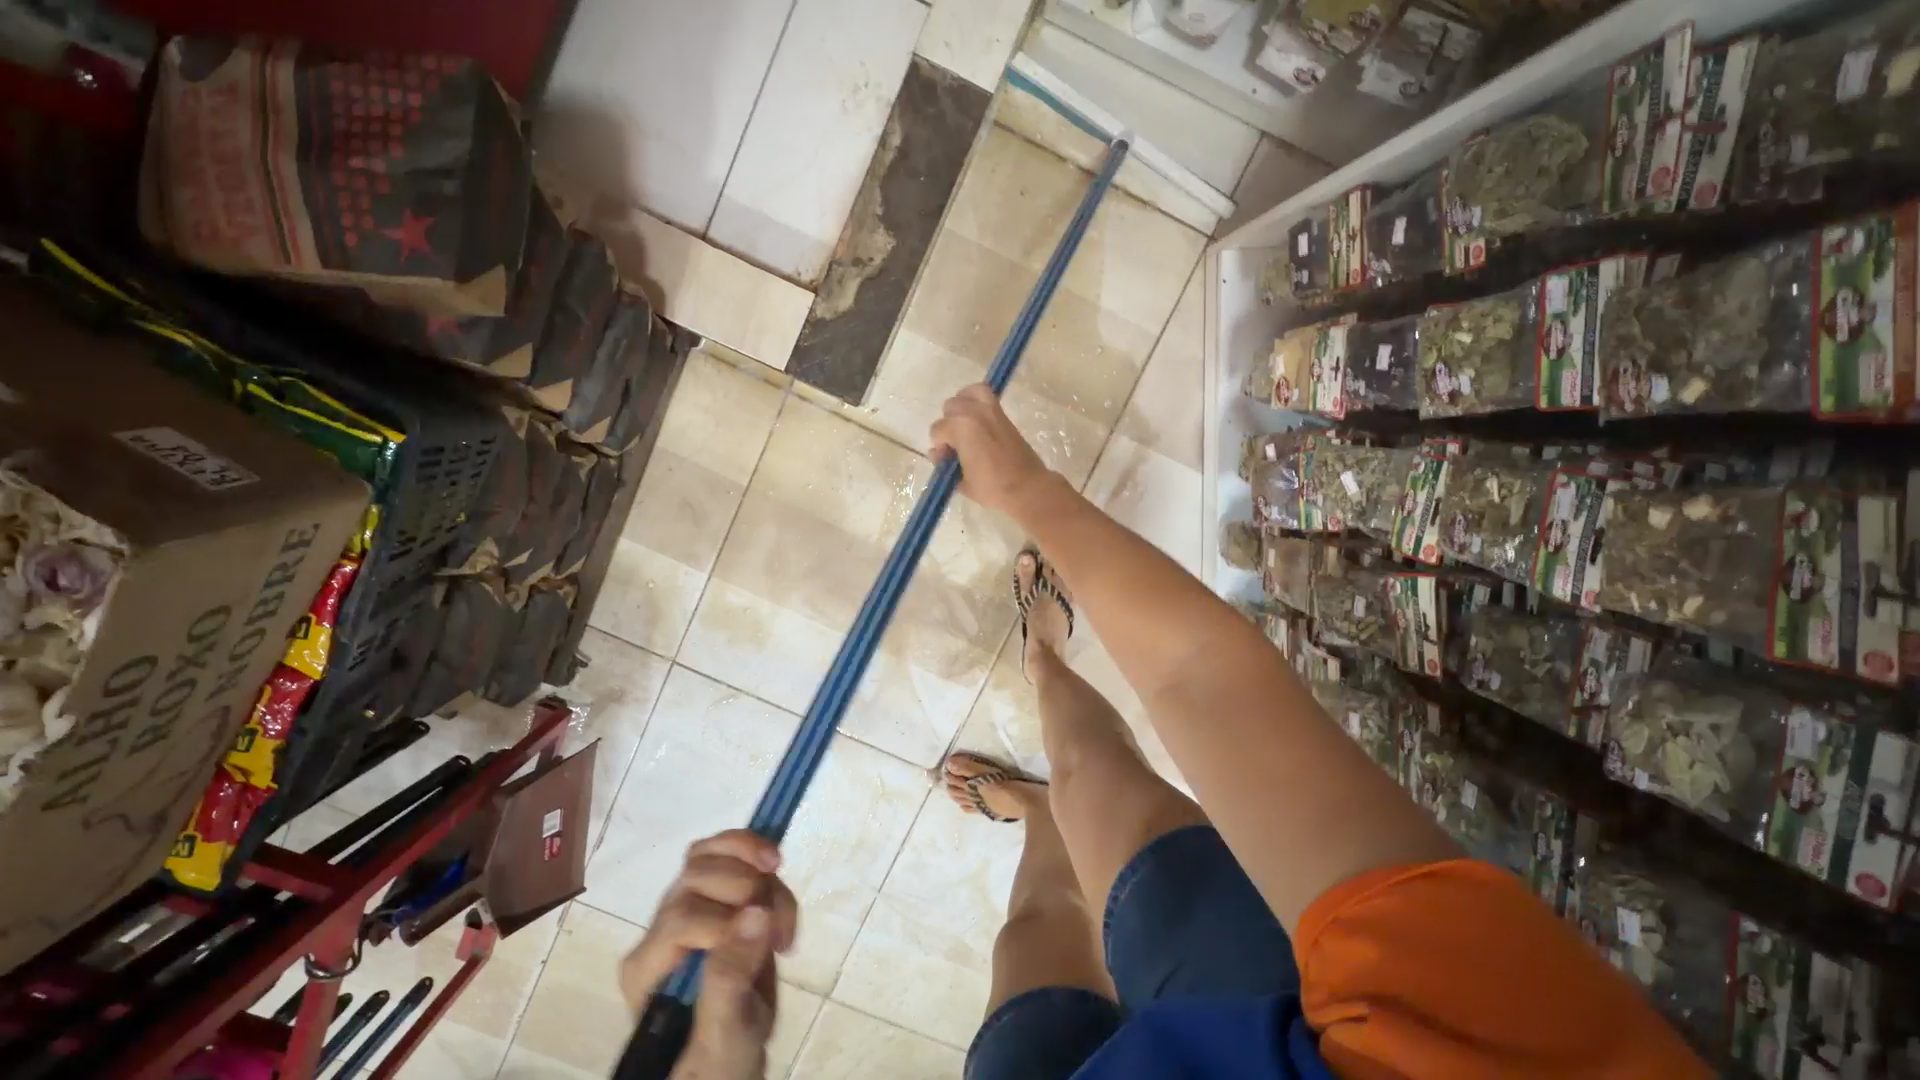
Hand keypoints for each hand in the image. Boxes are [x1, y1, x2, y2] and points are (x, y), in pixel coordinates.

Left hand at [619, 830, 798, 1079]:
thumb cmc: (718, 1065)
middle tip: (777, 934)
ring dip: (758, 871)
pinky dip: (762, 860)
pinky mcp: (714, 897)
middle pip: (695, 876)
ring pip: (710, 853)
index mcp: (647, 967)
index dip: (727, 925)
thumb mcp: (725, 1040)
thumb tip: (756, 911)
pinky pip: (732, 853)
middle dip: (747, 892)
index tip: (769, 951)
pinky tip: (779, 892)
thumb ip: (731, 979)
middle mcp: (659, 931)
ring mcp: (686, 908)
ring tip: (780, 916)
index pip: (682, 919)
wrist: (730, 1061)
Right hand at [928, 384, 1056, 517]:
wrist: (1026, 486)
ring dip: (960, 408)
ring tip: (964, 427)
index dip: (940, 446)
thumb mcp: (960, 482)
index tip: (948, 459)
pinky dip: (975, 399)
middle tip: (957, 445)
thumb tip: (939, 453)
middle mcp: (972, 412)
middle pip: (949, 409)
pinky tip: (975, 416)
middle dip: (949, 426)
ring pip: (965, 395)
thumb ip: (945, 463)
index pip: (937, 430)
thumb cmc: (992, 487)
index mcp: (960, 428)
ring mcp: (989, 409)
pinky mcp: (1001, 412)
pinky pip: (983, 393)